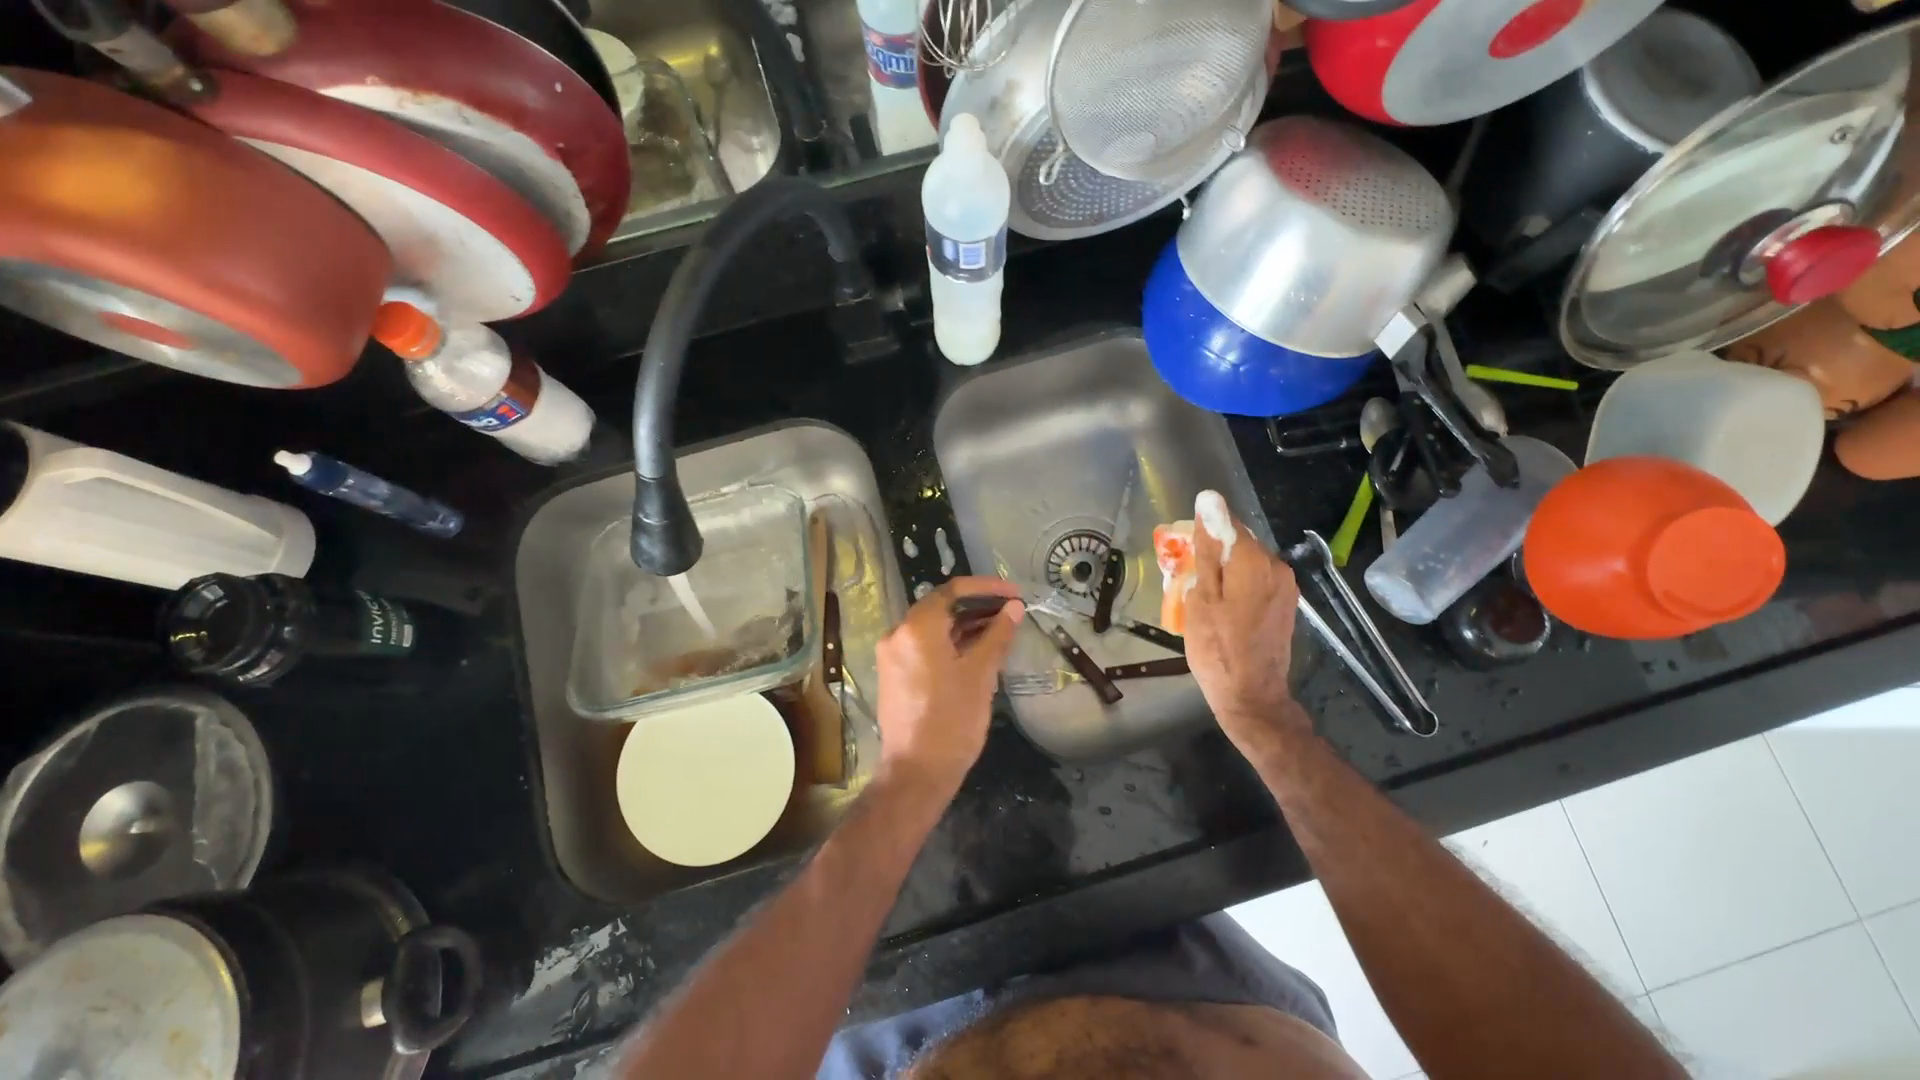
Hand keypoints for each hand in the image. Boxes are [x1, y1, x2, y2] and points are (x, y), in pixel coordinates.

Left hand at [875, 576, 1023, 792]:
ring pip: (933, 627)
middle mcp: (898, 634)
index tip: (1014, 594)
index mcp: (916, 628)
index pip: (953, 590)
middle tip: (1012, 611)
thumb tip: (1014, 608)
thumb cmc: (952, 721)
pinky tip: (978, 650)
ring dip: (965, 624)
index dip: (987, 588)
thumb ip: (997, 635)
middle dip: (977, 606)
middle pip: (941, 606)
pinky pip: (925, 646)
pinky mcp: (896, 674)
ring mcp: (893, 655)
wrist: (917, 772)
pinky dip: (950, 643)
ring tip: (1001, 629)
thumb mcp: (980, 675)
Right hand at [1186, 500, 1310, 752]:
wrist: (1251, 696)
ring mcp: (1284, 587)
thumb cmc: (1217, 649)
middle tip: (1185, 575)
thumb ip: (1206, 549)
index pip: (1226, 524)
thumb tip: (1208, 502)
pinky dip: (1236, 586)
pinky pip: (1256, 581)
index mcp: (1253, 561)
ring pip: (1246, 562)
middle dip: (1211, 552)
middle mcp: (1276, 566)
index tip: (1182, 550)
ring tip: (1200, 594)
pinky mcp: (1285, 604)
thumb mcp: (1200, 598)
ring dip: (1223, 570)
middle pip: (1238, 542)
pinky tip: (1220, 607)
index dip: (1201, 533)